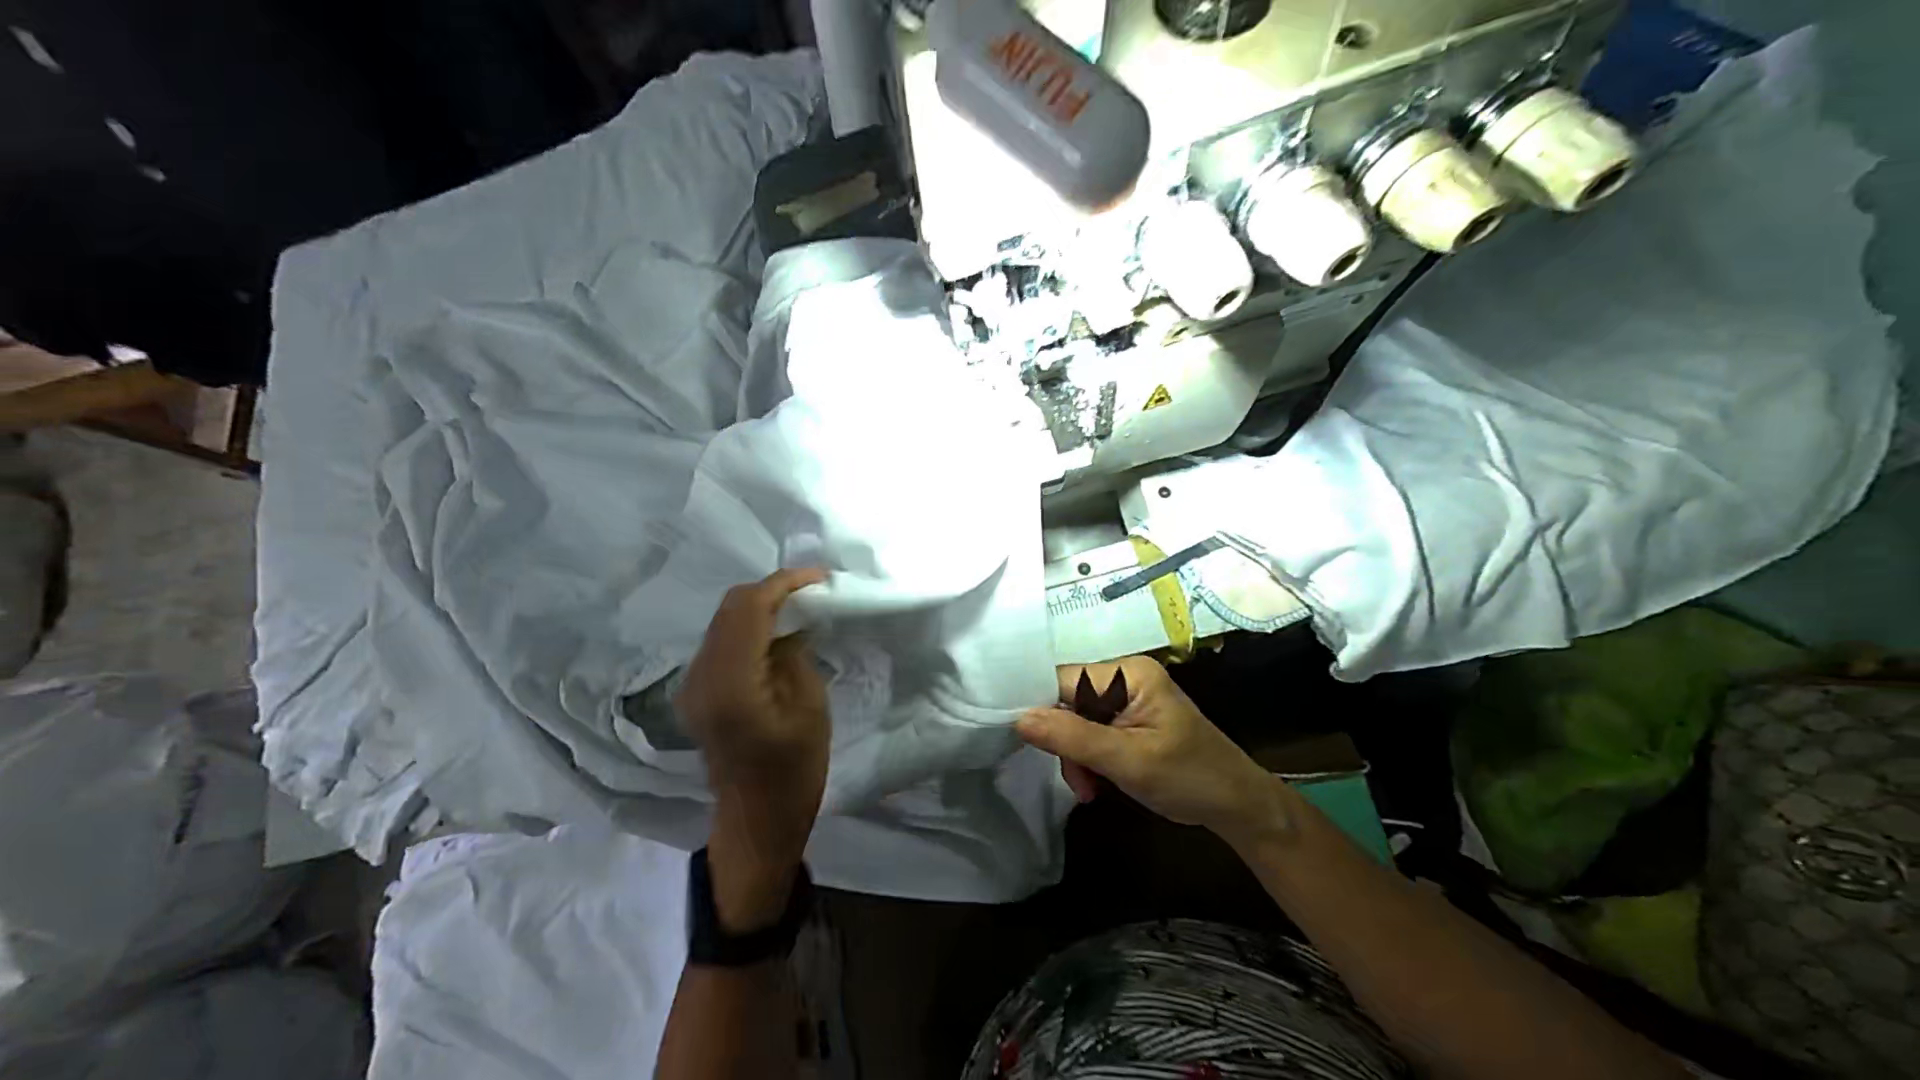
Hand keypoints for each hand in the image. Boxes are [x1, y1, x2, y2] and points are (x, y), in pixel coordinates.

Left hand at [676, 567, 830, 930]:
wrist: (756, 822)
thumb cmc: (794, 772)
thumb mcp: (810, 709)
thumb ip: (795, 656)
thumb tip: (792, 623)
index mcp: (731, 682)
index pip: (750, 608)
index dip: (784, 584)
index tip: (820, 577)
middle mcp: (701, 675)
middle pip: (730, 608)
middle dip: (771, 591)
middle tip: (812, 591)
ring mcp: (692, 684)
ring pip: (723, 621)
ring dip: (759, 607)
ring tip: (799, 607)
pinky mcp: (696, 692)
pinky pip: (721, 642)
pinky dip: (749, 628)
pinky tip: (778, 634)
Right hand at [1016, 656, 1292, 845]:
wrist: (1238, 806)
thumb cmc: (1190, 777)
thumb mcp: (1128, 760)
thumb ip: (1073, 738)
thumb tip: (1018, 719)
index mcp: (1129, 673)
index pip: (1065, 679)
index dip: (1041, 709)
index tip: (1026, 742)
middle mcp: (1125, 676)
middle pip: (1068, 701)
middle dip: (1066, 743)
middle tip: (1080, 782)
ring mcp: (1127, 698)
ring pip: (1075, 721)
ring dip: (1076, 757)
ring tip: (1091, 789)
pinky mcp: (1129, 719)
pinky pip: (1091, 732)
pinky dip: (1089, 759)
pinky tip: (1098, 784)